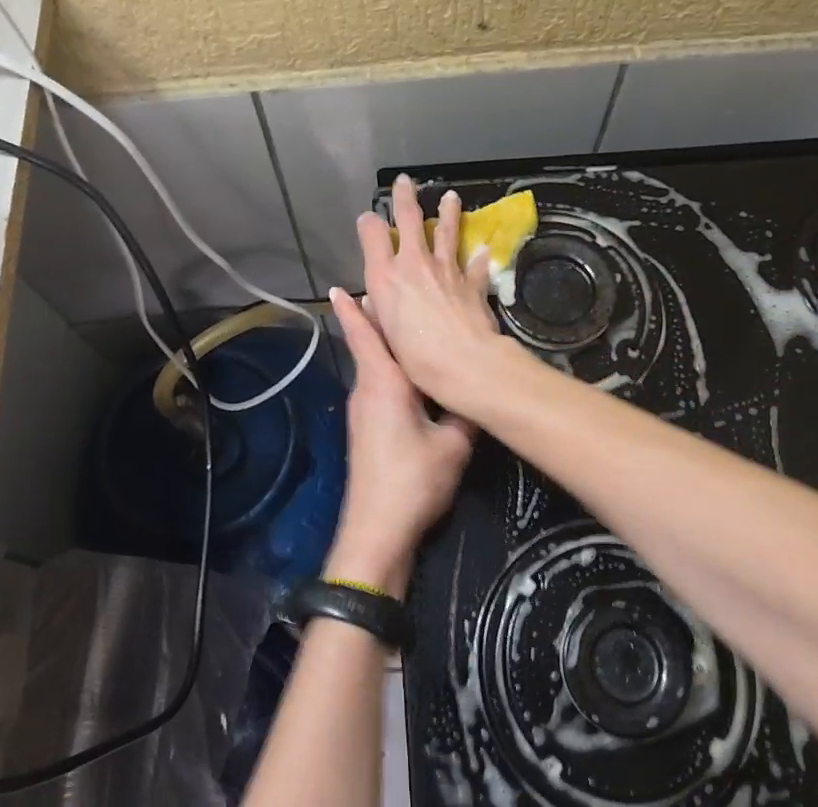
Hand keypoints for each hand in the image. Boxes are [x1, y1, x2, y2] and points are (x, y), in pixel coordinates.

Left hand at [325, 287, 477, 595]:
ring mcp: (364, 410)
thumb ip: (467, 411)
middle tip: (396, 291)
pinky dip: (394, 370)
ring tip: (412, 324)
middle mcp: (368, 390)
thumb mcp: (455, 445)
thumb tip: (477, 389)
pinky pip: (380, 387)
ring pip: (376, 367)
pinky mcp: (368, 429)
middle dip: (380, 319)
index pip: (366, 335)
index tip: (339, 286)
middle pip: (372, 346)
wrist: (378, 531)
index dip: (355, 310)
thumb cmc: (413, 481)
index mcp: (385, 383)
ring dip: (389, 345)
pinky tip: (415, 374)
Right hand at [354, 175, 506, 407]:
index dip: (368, 224)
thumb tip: (366, 300)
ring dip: (448, 213)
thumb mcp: (383, 334)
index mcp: (386, 276)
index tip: (367, 218)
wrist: (464, 362)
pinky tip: (484, 249)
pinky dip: (478, 257)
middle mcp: (414, 263)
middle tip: (405, 181)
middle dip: (405, 197)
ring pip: (447, 232)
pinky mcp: (472, 282)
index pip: (373, 235)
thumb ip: (374, 312)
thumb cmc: (415, 356)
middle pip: (410, 220)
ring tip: (450, 197)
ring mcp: (446, 269)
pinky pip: (475, 264)